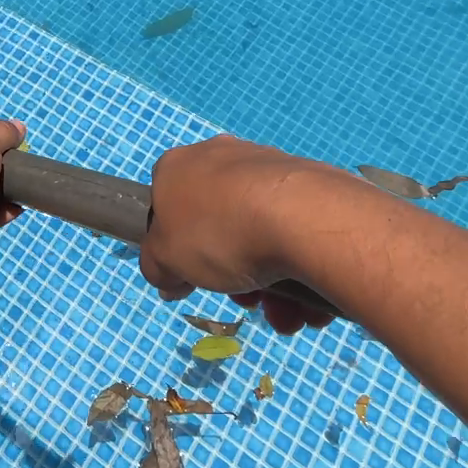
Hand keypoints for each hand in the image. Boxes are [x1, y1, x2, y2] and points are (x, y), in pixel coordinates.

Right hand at [139, 133, 350, 333]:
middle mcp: (219, 156)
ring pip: (260, 229)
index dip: (179, 242)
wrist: (302, 218)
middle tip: (246, 298)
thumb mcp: (166, 260)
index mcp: (177, 166)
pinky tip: (310, 298)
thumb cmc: (218, 233)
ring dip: (270, 278)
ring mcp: (266, 165)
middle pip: (218, 221)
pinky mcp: (310, 180)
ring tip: (287, 311)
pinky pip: (296, 227)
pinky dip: (301, 263)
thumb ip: (156, 267)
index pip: (168, 202)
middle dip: (232, 268)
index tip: (196, 273)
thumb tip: (165, 277)